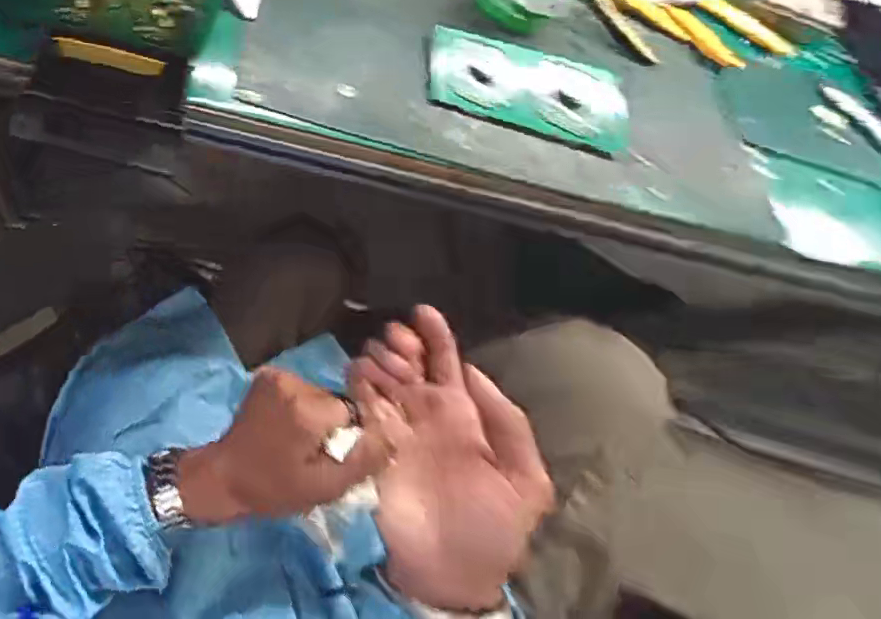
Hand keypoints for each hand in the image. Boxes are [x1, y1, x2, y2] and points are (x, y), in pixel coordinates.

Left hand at [177, 365, 395, 524]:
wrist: (227, 473)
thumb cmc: (276, 486)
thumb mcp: (328, 484)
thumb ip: (364, 458)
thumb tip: (392, 435)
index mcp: (305, 406)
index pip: (353, 413)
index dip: (351, 437)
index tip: (335, 456)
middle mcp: (289, 381)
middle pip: (334, 402)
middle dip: (334, 426)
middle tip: (316, 453)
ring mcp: (274, 376)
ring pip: (318, 395)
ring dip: (317, 417)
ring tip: (301, 443)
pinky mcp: (264, 377)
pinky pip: (299, 390)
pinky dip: (300, 407)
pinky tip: (288, 429)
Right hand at [351, 307, 553, 611]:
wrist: (444, 569)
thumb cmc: (487, 528)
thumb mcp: (524, 485)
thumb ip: (509, 427)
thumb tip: (471, 371)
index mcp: (460, 417)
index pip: (446, 365)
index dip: (435, 337)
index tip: (423, 311)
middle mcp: (422, 410)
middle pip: (407, 360)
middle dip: (401, 342)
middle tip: (398, 342)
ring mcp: (391, 419)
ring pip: (379, 370)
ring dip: (380, 358)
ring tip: (386, 366)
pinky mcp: (365, 432)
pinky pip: (356, 394)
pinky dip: (357, 378)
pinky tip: (363, 375)